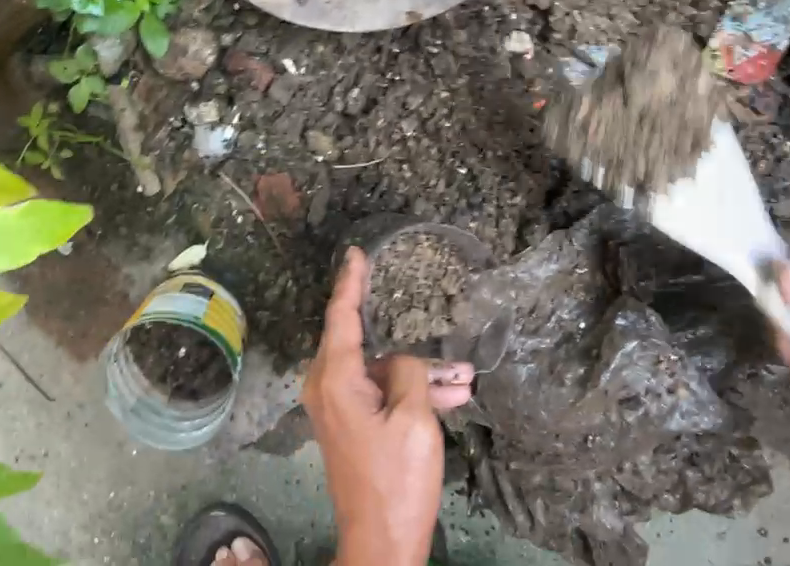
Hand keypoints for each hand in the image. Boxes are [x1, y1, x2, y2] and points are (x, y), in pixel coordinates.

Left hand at [304, 247, 474, 565]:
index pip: (341, 314)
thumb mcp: (414, 419)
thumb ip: (407, 372)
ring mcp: (336, 405)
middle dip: (409, 343)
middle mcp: (326, 384)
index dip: (350, 281)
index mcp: (334, 376)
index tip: (356, 253)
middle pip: (366, 344)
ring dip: (418, 375)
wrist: (381, 541)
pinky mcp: (348, 424)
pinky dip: (408, 395)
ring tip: (463, 376)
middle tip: (438, 332)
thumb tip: (400, 360)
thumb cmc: (396, 479)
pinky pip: (378, 394)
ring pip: (380, 372)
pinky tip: (451, 396)